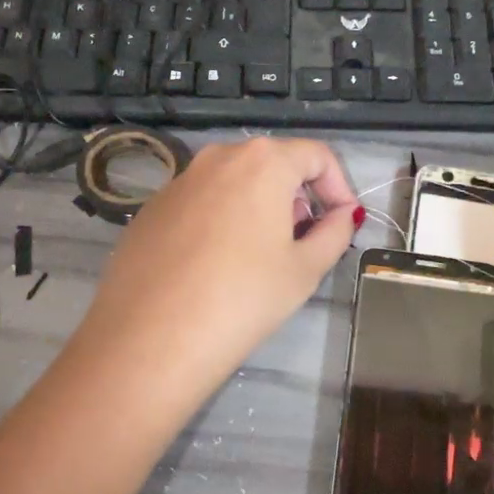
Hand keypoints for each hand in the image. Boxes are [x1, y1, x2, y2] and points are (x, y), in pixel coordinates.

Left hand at [73, 137, 362, 395]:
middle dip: (296, 197)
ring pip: (233, 182)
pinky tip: (214, 267)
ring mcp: (178, 180)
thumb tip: (343, 214)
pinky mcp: (151, 209)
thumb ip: (334, 233)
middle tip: (302, 243)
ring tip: (259, 258)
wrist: (150, 338)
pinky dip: (219, 221)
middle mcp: (217, 157)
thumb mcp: (305, 270)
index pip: (316, 155)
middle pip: (272, 164)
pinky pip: (200, 202)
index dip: (338, 186)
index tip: (343, 222)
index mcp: (262, 162)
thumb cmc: (242, 299)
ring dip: (257, 208)